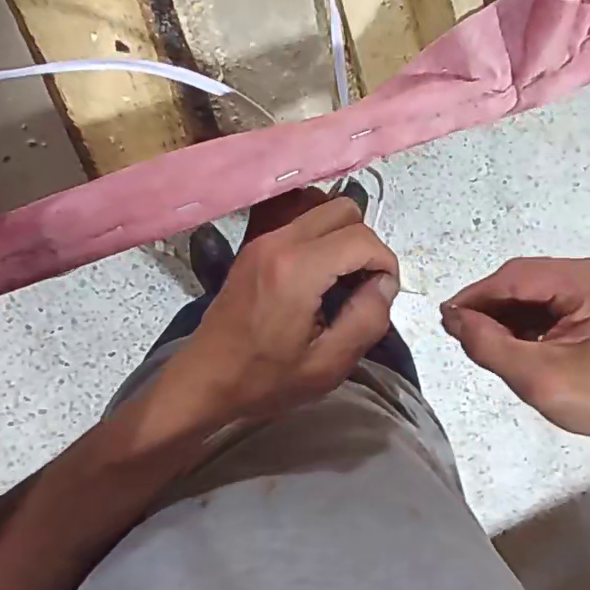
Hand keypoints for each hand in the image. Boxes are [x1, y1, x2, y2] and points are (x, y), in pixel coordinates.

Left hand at [168, 197, 399, 423]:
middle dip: (365, 244)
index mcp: (296, 270)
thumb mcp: (327, 365)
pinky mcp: (254, 246)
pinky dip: (321, 239)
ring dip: (343, 238)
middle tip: (362, 285)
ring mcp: (262, 240)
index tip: (382, 294)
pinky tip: (318, 277)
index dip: (385, 263)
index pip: (361, 238)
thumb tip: (385, 284)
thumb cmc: (264, 379)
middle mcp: (278, 242)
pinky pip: (301, 222)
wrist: (204, 380)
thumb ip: (367, 320)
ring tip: (341, 281)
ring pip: (322, 209)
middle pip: (343, 210)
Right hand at [441, 256, 589, 447]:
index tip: (446, 318)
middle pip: (524, 282)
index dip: (475, 297)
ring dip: (505, 317)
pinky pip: (547, 304)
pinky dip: (524, 323)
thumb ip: (489, 346)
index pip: (516, 278)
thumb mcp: (540, 379)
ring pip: (532, 293)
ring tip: (481, 343)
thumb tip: (452, 318)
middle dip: (490, 308)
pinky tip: (508, 343)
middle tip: (460, 334)